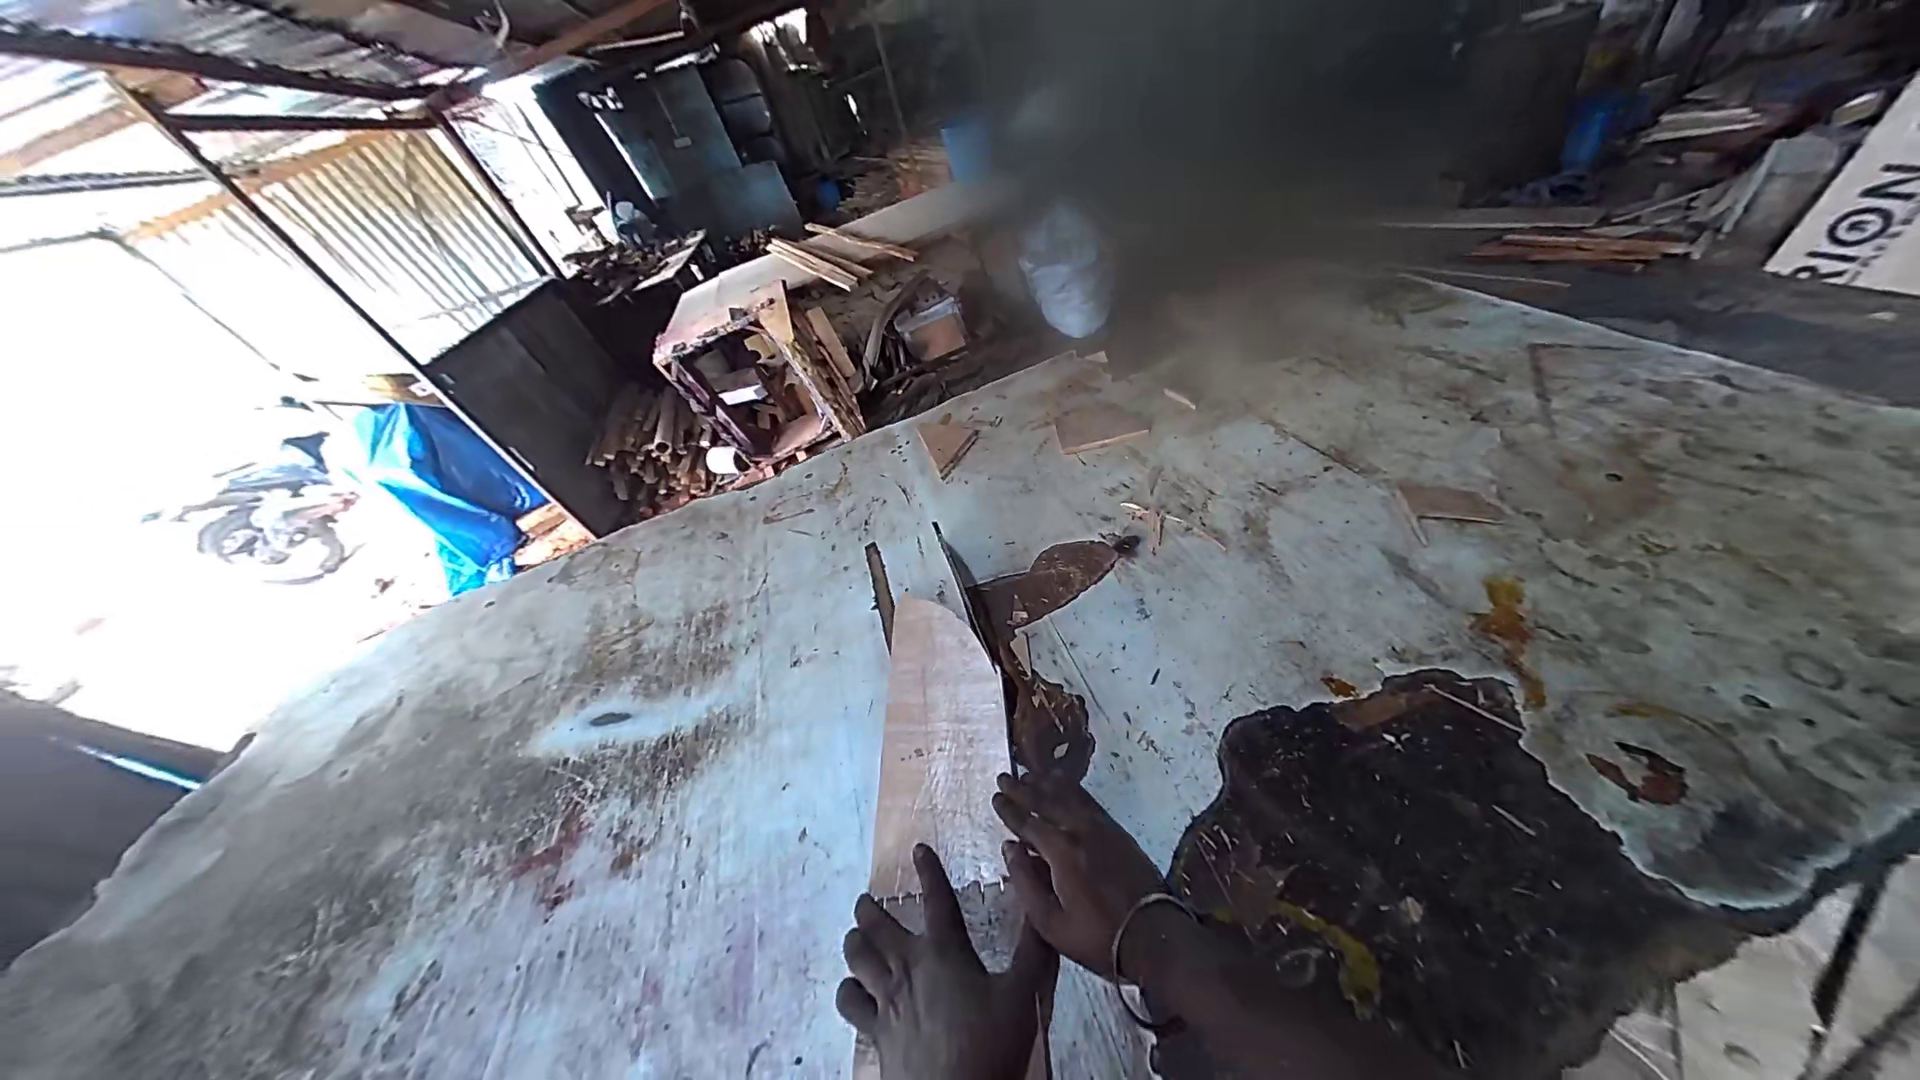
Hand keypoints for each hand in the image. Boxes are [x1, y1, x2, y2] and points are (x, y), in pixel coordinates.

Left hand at [837, 844, 1057, 1079]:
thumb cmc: (988, 1046)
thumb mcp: (1023, 995)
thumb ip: (1034, 950)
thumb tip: (1041, 906)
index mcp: (943, 951)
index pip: (936, 898)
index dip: (929, 870)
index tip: (919, 849)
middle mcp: (909, 967)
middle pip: (878, 927)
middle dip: (868, 909)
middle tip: (864, 900)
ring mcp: (887, 1001)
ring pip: (858, 959)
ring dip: (854, 943)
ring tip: (854, 935)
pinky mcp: (876, 1033)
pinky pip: (851, 1004)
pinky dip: (848, 991)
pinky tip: (852, 990)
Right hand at [992, 771, 1166, 979]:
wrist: (1154, 935)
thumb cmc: (1098, 937)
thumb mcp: (1051, 923)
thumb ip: (1025, 882)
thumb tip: (1009, 847)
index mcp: (1061, 851)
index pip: (1027, 822)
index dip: (1009, 809)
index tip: (995, 796)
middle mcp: (1079, 829)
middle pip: (1046, 800)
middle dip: (1022, 788)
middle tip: (1005, 776)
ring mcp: (1100, 827)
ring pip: (1068, 794)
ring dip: (1046, 782)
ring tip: (1030, 773)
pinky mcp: (1116, 830)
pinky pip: (1087, 799)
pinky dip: (1072, 788)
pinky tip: (1065, 784)